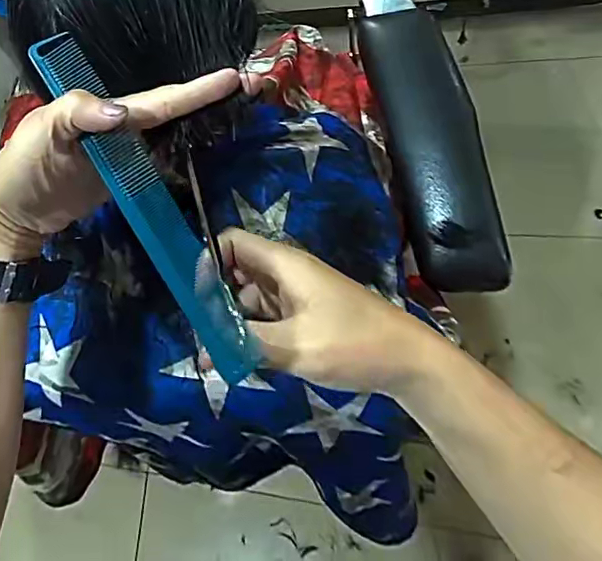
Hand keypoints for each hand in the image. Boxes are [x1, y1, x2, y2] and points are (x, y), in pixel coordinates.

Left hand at [0, 69, 242, 260]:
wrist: (14, 217)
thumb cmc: (21, 168)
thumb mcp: (40, 133)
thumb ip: (76, 113)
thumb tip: (122, 111)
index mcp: (103, 107)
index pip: (156, 100)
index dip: (193, 91)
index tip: (229, 77)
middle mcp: (122, 123)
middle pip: (173, 108)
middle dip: (210, 95)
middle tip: (250, 84)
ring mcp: (127, 150)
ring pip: (173, 128)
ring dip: (206, 115)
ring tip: (242, 104)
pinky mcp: (129, 174)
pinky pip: (164, 156)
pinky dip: (189, 143)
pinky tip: (213, 136)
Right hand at [217, 228, 442, 395]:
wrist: (406, 359)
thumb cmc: (352, 343)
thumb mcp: (296, 346)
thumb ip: (247, 344)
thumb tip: (204, 350)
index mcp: (285, 264)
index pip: (232, 242)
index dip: (208, 262)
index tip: (194, 300)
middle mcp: (288, 272)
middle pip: (238, 270)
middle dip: (216, 298)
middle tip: (201, 335)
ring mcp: (298, 293)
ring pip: (252, 296)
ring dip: (234, 319)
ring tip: (216, 354)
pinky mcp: (306, 314)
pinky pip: (268, 314)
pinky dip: (253, 331)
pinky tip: (243, 358)